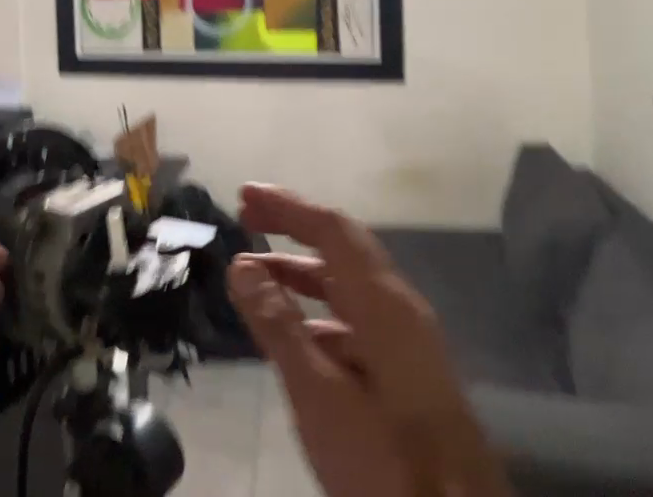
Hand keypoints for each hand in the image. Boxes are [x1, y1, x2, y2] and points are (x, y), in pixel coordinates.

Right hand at [228, 184, 511, 496]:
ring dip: (302, 273)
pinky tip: (293, 336)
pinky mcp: (408, 376)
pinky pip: (357, 321)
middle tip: (245, 220)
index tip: (244, 195)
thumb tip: (243, 265)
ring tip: (256, 276)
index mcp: (385, 305)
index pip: (333, 231)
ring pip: (350, 288)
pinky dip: (318, 313)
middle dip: (293, 229)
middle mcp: (401, 312)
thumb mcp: (318, 393)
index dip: (288, 207)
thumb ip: (279, 325)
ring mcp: (409, 345)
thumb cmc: (384, 457)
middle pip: (344, 250)